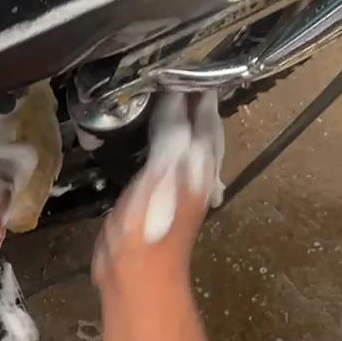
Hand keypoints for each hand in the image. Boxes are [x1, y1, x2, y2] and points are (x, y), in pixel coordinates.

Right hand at [93, 90, 223, 302]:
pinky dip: (155, 146)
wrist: (136, 275)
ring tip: (162, 102)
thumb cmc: (152, 226)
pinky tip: (146, 144)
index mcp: (201, 163)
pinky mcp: (151, 200)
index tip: (183, 65)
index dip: (197, 92)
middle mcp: (195, 171)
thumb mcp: (162, 173)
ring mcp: (175, 187)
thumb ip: (171, 136)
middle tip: (174, 77)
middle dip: (191, 104)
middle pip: (199, 130)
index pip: (205, 117)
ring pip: (181, 145)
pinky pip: (158, 161)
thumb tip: (177, 99)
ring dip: (176, 123)